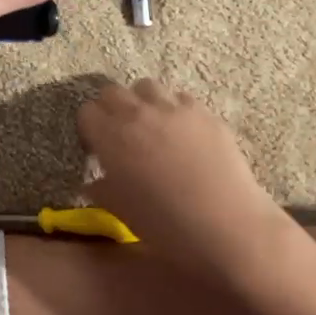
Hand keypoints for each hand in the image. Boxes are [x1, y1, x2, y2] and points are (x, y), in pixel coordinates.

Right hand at [78, 79, 287, 278]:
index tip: (99, 147)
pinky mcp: (202, 112)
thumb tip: (93, 183)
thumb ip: (104, 190)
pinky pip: (180, 98)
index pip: (87, 112)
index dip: (91, 129)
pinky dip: (176, 110)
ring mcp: (171, 108)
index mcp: (111, 136)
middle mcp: (136, 113)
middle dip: (112, 109)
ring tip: (153, 126)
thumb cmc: (168, 226)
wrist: (228, 228)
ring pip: (146, 87)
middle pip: (112, 92)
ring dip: (143, 102)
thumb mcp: (124, 212)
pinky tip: (185, 133)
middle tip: (123, 134)